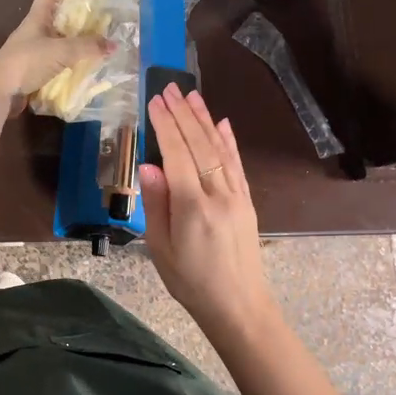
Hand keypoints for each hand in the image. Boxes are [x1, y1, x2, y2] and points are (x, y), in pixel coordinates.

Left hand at [0, 0, 113, 112]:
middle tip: (101, 19)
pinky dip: (69, 64)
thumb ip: (87, 47)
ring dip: (75, 43)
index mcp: (36, 19)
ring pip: (57, 42)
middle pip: (57, 18)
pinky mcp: (32, 72)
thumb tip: (113, 45)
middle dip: (78, 18)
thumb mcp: (61, 51)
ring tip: (98, 44)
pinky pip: (55, 63)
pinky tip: (84, 68)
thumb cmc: (26, 62)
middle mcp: (33, 33)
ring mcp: (31, 53)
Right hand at [140, 84, 273, 332]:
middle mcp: (218, 195)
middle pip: (199, 145)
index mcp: (193, 207)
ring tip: (192, 95)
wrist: (238, 305)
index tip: (155, 101)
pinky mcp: (247, 201)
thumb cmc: (190, 281)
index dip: (165, 126)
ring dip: (205, 120)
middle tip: (169, 88)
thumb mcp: (160, 247)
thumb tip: (148, 166)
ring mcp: (236, 196)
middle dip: (183, 115)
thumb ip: (155, 204)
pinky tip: (222, 124)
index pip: (177, 155)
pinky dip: (228, 142)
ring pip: (219, 150)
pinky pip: (236, 165)